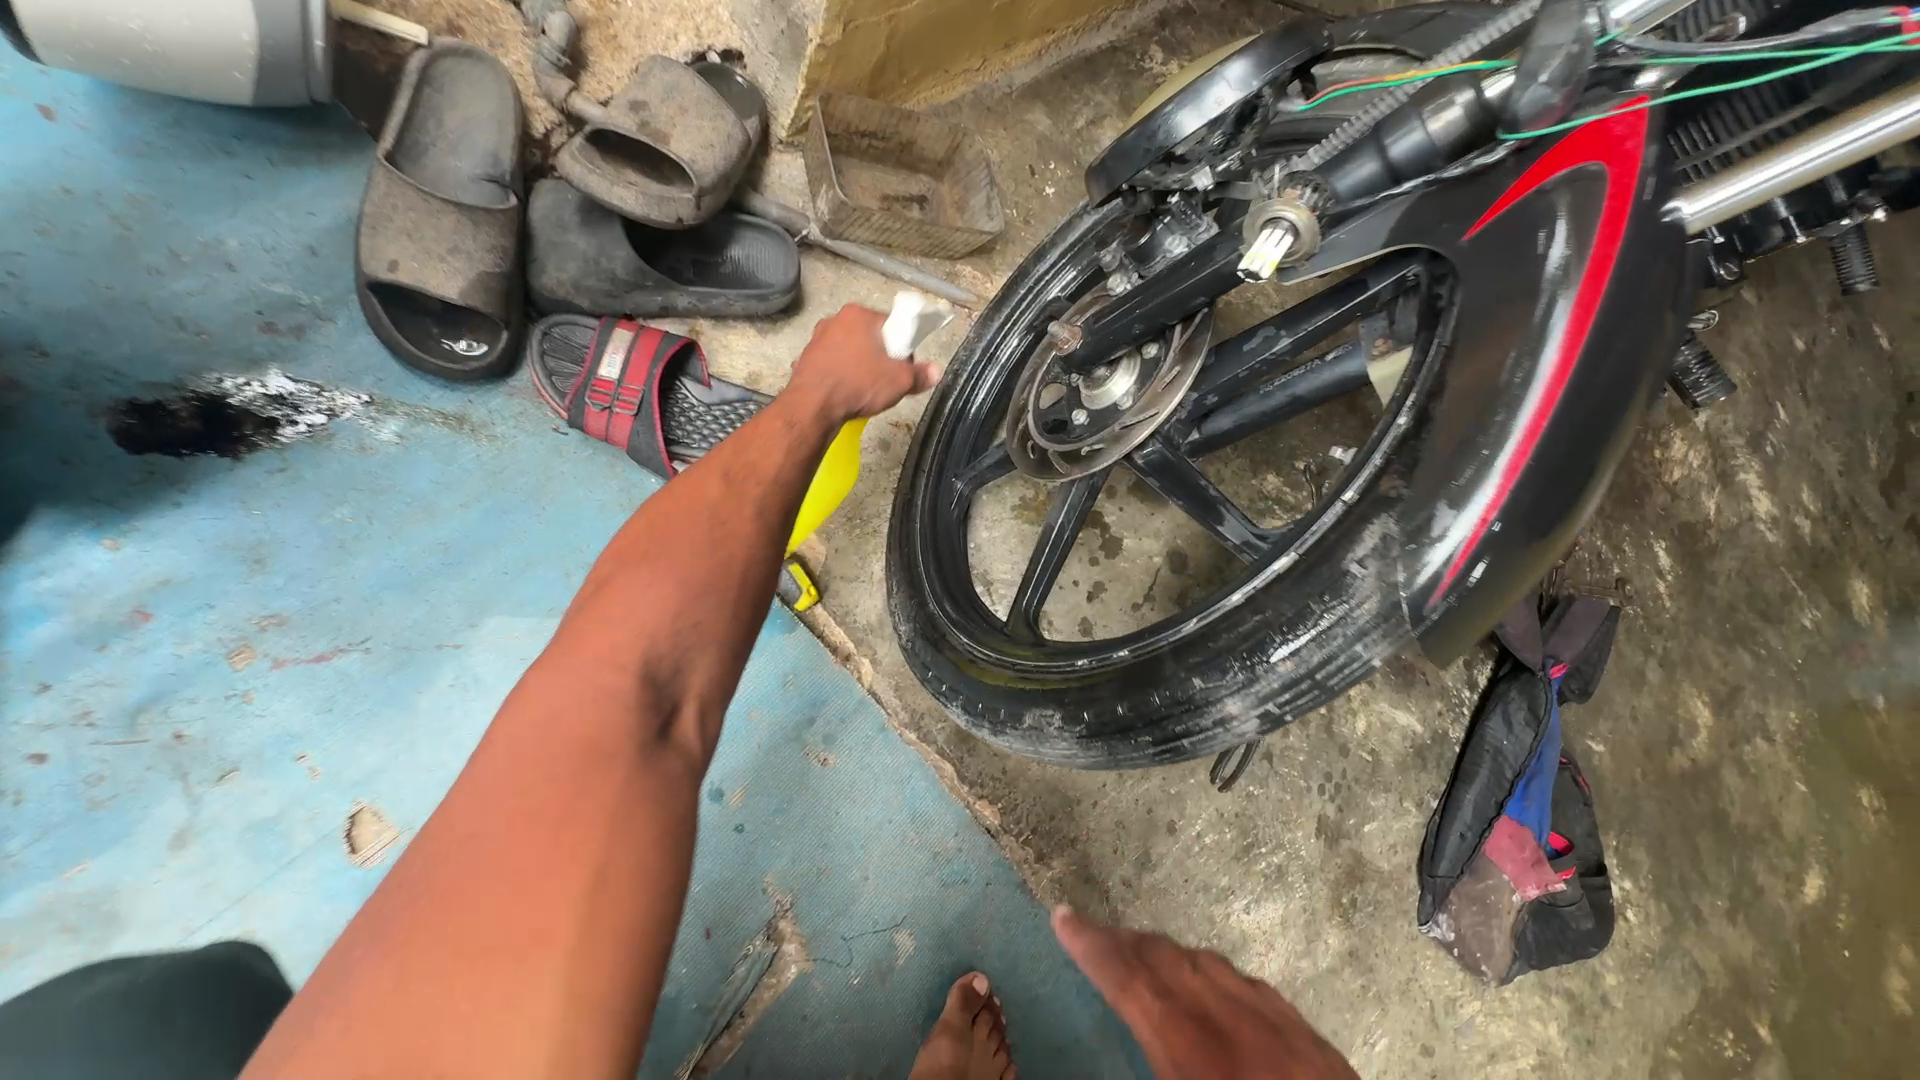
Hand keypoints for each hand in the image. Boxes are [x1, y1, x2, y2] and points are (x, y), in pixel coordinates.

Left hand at [788, 304, 938, 422]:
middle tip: (887, 381)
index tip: (904, 368)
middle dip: (880, 357)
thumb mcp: (899, 381)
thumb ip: (920, 374)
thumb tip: (936, 372)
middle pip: (870, 337)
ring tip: (866, 390)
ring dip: (861, 366)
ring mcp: (817, 339)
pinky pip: (833, 364)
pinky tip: (847, 393)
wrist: (813, 407)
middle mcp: (835, 319)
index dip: (902, 347)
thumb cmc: (858, 385)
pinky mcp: (805, 358)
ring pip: (850, 351)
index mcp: (859, 314)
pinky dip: (842, 375)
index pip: (891, 325)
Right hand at [1052, 908, 1359, 1079]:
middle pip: (1164, 959)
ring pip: (1206, 963)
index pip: (1127, 977)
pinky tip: (1212, 989)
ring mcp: (1272, 1018)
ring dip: (1167, 955)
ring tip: (1144, 956)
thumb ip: (1148, 1058)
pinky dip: (1213, 975)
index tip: (1063, 916)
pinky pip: (1247, 984)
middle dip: (1123, 942)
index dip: (1090, 944)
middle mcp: (1227, 1015)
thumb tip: (1132, 1014)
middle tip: (1093, 936)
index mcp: (1188, 1043)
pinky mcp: (1307, 1033)